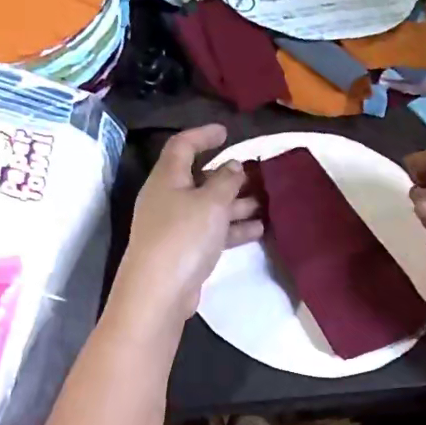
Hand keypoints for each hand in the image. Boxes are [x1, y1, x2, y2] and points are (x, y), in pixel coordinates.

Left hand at [110, 125, 261, 327]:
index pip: (182, 146)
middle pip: (199, 179)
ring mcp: (174, 226)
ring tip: (265, 204)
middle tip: (256, 175)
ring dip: (235, 204)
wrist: (159, 291)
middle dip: (228, 176)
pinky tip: (257, 230)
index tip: (226, 133)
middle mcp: (167, 198)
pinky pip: (211, 231)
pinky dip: (232, 228)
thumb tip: (232, 166)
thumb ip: (226, 181)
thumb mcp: (211, 202)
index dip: (203, 135)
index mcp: (167, 178)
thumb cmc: (184, 237)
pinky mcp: (183, 251)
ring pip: (208, 207)